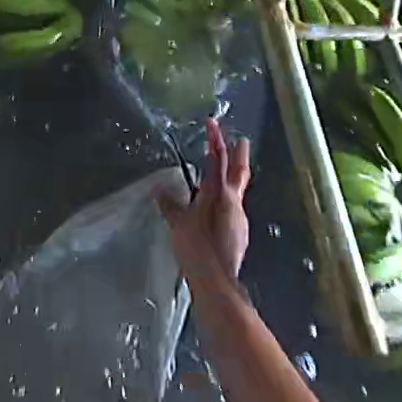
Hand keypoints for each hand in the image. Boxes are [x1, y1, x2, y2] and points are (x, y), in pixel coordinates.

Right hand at [158, 118, 251, 281]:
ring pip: (239, 190)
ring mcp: (239, 216)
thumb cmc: (196, 247)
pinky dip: (230, 199)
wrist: (217, 279)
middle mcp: (233, 200)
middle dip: (240, 154)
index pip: (217, 157)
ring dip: (236, 177)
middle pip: (239, 171)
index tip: (212, 122)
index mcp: (218, 192)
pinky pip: (235, 208)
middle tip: (243, 140)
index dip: (214, 138)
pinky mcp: (240, 231)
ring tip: (231, 171)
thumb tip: (159, 189)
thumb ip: (169, 205)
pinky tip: (222, 207)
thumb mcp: (178, 225)